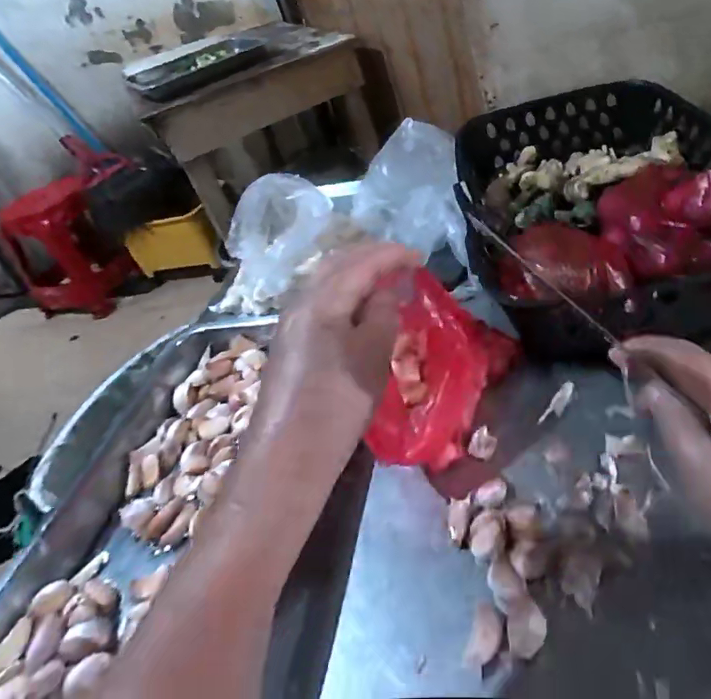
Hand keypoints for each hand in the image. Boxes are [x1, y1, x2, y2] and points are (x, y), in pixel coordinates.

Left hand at [273, 241, 418, 404]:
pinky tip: (360, 303)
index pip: (362, 262)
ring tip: (386, 277)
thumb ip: (384, 309)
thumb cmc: (340, 401)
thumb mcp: (374, 352)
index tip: (421, 257)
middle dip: (372, 256)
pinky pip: (320, 296)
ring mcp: (290, 321)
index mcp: (323, 300)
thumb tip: (391, 283)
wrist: (288, 455)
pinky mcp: (290, 340)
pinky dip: (344, 288)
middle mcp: (301, 301)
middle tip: (404, 261)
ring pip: (326, 278)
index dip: (393, 255)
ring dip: (357, 271)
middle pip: (338, 262)